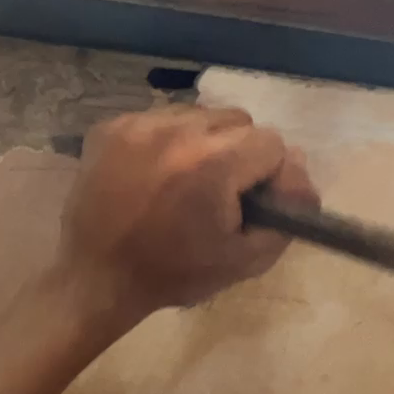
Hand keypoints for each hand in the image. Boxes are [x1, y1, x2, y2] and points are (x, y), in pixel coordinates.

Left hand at [56, 105, 315, 318]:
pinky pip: (156, 120)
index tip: (247, 202)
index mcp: (214, 160)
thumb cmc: (173, 273)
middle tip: (214, 193)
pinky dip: (162, 142)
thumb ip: (290, 209)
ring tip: (180, 182)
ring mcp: (137, 124)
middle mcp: (176, 129)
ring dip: (200, 143)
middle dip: (236, 154)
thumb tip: (298, 165)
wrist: (96, 277)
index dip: (268, 176)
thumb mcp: (247, 257)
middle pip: (236, 120)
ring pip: (196, 115)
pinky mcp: (109, 127)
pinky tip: (149, 175)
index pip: (272, 143)